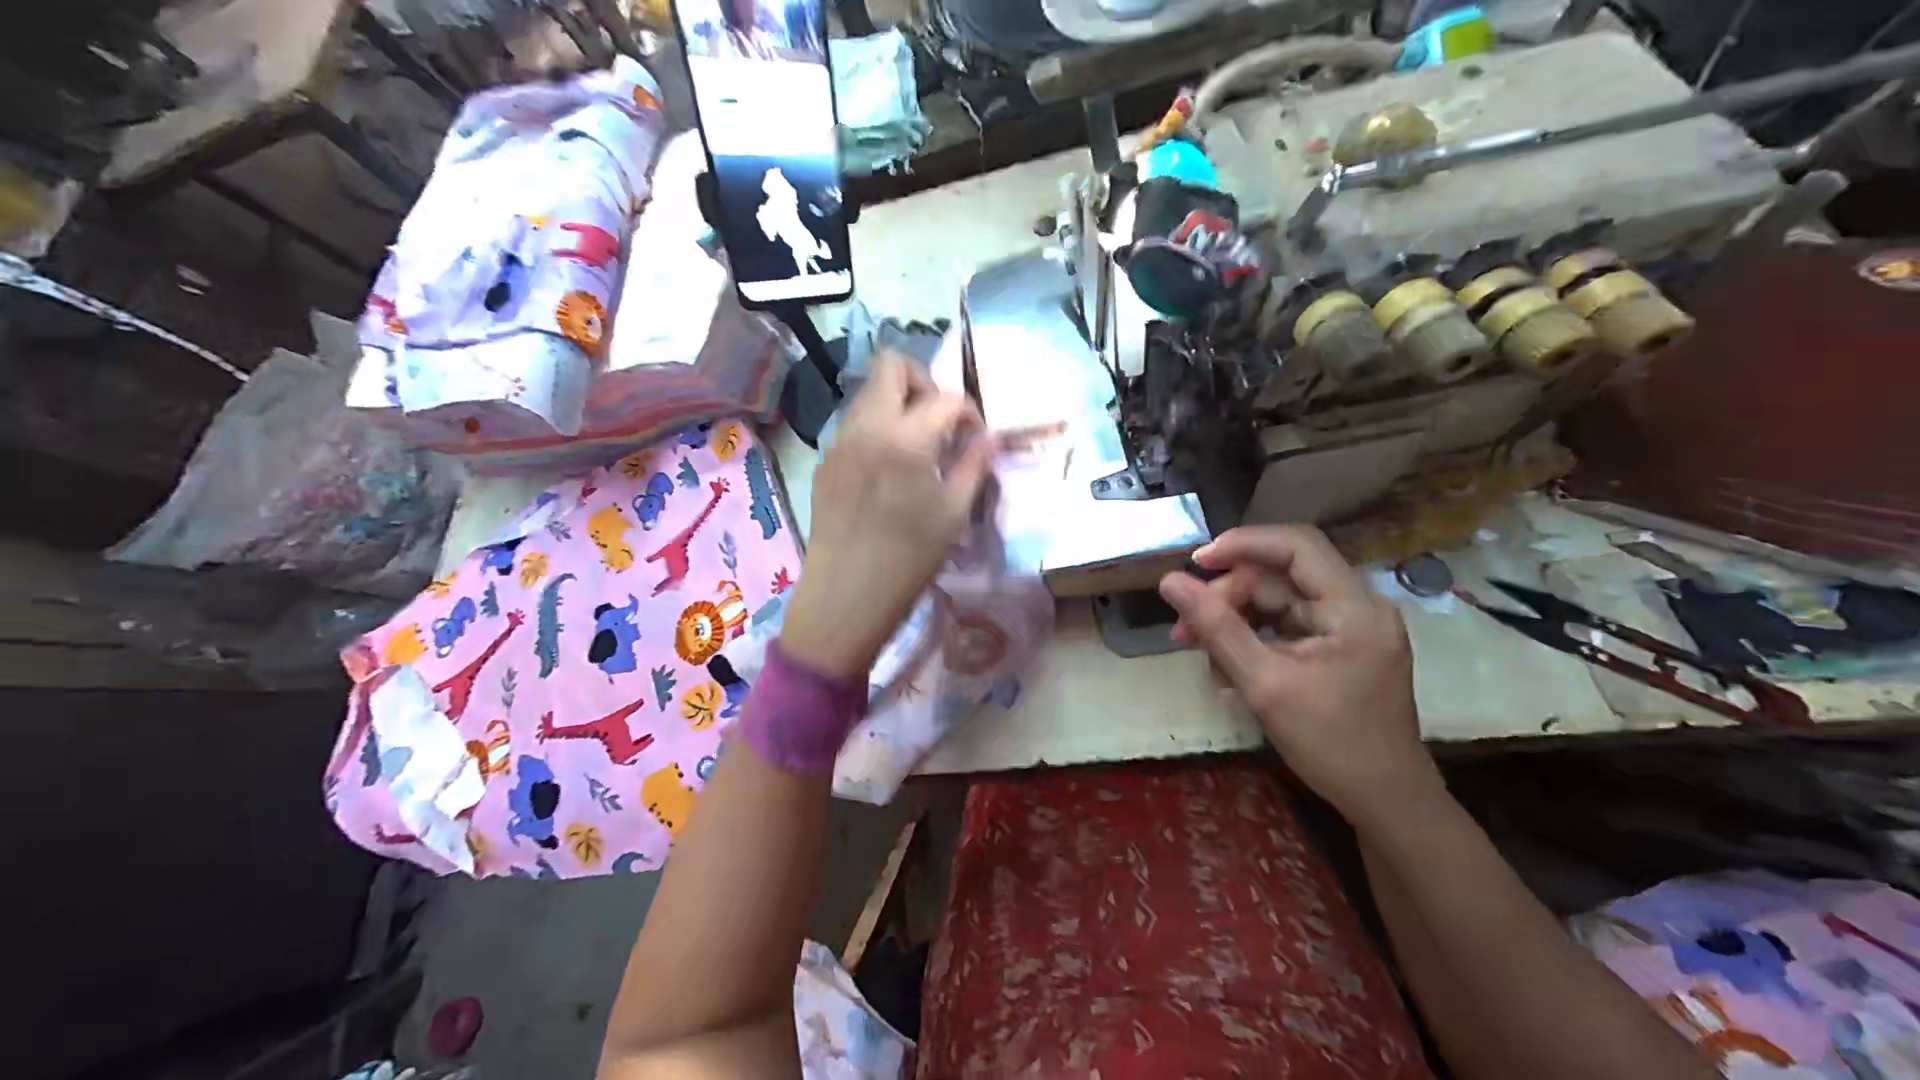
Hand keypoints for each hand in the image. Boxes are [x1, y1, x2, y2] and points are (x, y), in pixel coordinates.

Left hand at [781, 353, 992, 676]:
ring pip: (869, 393)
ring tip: (915, 446)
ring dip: (897, 404)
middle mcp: (867, 424)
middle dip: (924, 382)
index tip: (975, 438)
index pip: (946, 397)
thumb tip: (989, 438)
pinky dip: (877, 430)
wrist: (846, 593)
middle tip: (938, 421)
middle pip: (892, 365)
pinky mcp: (826, 460)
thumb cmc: (909, 558)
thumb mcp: (953, 513)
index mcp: (906, 436)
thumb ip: (973, 465)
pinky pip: (853, 424)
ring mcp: (840, 440)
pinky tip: (887, 470)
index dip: (969, 413)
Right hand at [1158, 526, 1437, 819]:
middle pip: (1280, 577)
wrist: (1386, 803)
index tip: (1195, 563)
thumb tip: (1169, 583)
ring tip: (1196, 649)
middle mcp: (1358, 607)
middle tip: (1184, 629)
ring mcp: (1349, 629)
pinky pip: (1285, 627)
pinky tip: (1224, 666)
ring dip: (1234, 620)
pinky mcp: (1338, 649)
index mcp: (1355, 608)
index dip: (1242, 544)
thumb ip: (1216, 628)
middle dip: (1228, 596)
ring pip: (1278, 602)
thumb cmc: (1332, 744)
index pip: (1297, 546)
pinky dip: (1252, 640)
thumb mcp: (1265, 684)